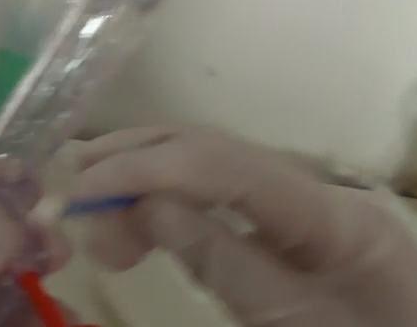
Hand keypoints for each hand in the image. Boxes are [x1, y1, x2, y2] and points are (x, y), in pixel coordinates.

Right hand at [74, 127, 416, 326]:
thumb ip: (223, 265)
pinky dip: (174, 208)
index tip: (83, 188)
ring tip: (103, 230)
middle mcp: (324, 198)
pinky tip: (145, 226)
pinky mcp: (302, 239)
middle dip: (135, 164)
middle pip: (211, 150)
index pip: (221, 162)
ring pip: (209, 169)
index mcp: (338, 218)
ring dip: (146, 186)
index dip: (144, 166)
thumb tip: (144, 203)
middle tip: (78, 196)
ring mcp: (314, 215)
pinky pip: (224, 202)